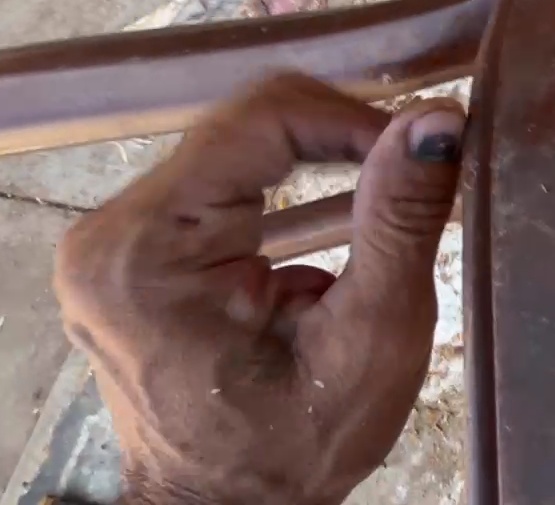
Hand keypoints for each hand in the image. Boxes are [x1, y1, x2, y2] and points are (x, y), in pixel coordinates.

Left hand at [54, 74, 465, 504]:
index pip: (264, 119)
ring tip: (400, 188)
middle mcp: (115, 228)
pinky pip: (246, 163)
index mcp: (148, 249)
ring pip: (257, 133)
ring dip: (341, 148)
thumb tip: (439, 118)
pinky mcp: (153, 238)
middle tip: (420, 175)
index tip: (424, 159)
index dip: (360, 121)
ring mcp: (127, 232)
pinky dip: (316, 167)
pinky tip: (362, 200)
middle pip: (257, 119)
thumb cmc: (302, 436)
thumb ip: (400, 216)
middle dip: (355, 133)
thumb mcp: (374, 330)